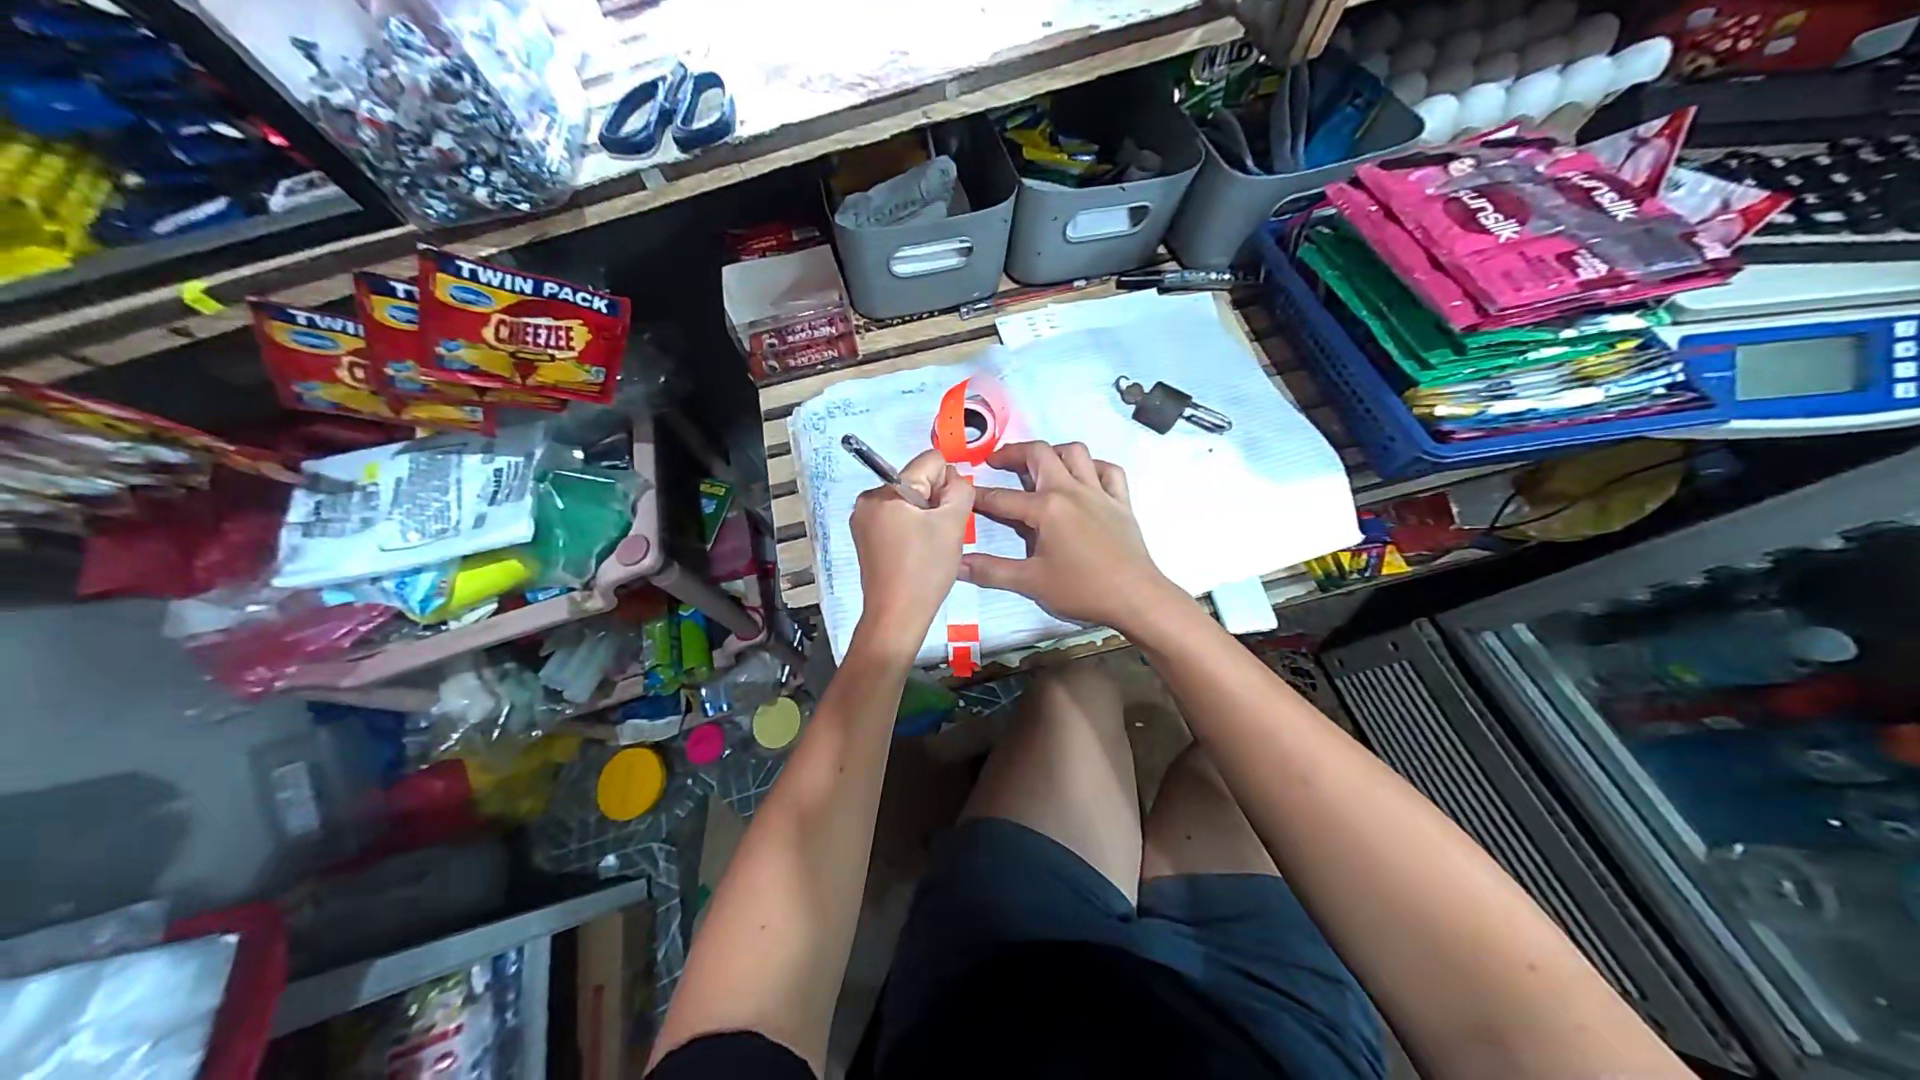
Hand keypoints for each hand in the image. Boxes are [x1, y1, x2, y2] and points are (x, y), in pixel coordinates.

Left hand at [850, 448, 973, 650]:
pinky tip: (917, 552)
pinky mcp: (865, 538)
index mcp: (886, 490)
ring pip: (909, 501)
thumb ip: (960, 489)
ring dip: (925, 516)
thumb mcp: (953, 524)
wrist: (896, 615)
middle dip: (934, 501)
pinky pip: (897, 518)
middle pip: (917, 480)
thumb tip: (952, 478)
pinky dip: (911, 529)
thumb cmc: (925, 569)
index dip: (948, 484)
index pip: (930, 461)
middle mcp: (868, 498)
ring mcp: (863, 520)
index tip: (947, 514)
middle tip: (939, 534)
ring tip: (928, 546)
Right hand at [960, 440, 1181, 631]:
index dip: (978, 496)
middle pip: (1039, 454)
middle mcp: (1071, 490)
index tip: (963, 493)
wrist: (1135, 596)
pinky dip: (1093, 467)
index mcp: (1046, 508)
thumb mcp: (1031, 582)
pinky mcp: (1120, 501)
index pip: (1003, 498)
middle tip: (996, 462)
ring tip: (1039, 465)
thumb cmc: (1082, 589)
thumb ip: (992, 571)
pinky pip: (1108, 470)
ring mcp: (1099, 492)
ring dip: (1053, 452)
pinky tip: (1084, 477)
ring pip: (1075, 453)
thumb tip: (958, 564)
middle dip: (1013, 453)